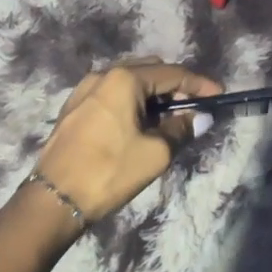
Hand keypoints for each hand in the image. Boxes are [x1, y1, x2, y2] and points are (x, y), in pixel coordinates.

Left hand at [34, 58, 222, 219]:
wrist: (52, 201)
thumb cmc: (109, 171)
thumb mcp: (155, 154)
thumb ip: (181, 129)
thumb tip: (201, 117)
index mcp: (125, 78)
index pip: (172, 73)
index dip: (199, 84)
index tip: (218, 95)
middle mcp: (104, 74)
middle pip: (149, 71)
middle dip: (174, 86)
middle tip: (191, 107)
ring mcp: (84, 89)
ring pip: (128, 82)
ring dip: (151, 95)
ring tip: (166, 118)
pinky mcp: (72, 108)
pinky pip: (111, 94)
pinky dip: (130, 102)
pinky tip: (137, 124)